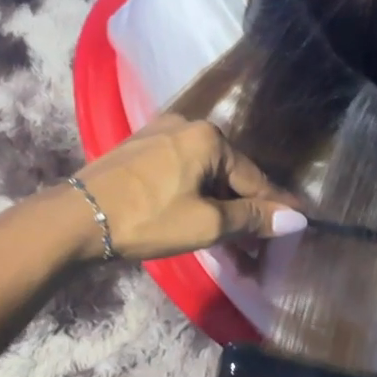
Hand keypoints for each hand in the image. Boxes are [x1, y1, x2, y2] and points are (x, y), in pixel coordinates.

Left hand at [68, 115, 305, 261]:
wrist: (75, 218)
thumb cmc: (147, 219)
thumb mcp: (206, 224)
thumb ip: (252, 219)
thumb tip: (296, 218)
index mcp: (208, 137)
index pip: (254, 178)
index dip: (276, 207)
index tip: (300, 224)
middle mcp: (187, 125)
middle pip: (228, 175)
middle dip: (244, 214)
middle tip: (257, 252)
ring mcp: (160, 134)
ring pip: (204, 175)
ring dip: (219, 209)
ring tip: (230, 248)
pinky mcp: (139, 149)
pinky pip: (181, 172)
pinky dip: (195, 197)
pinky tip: (199, 222)